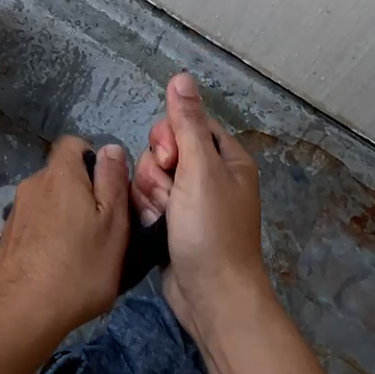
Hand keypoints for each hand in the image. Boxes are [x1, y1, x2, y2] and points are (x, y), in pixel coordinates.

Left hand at [0, 136, 130, 342]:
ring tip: (83, 253)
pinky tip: (59, 266)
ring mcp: (17, 210)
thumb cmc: (78, 267)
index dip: (94, 161)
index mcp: (59, 174)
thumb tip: (111, 148)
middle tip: (103, 229)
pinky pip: (37, 222)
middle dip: (84, 193)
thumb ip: (113, 182)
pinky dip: (50, 235)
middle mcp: (33, 183)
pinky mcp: (8, 235)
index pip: (74, 144)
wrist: (21, 312)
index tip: (109, 192)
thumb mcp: (113, 225)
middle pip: (63, 174)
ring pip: (50, 200)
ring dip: (67, 216)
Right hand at [129, 73, 270, 343]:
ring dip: (151, 192)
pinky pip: (148, 198)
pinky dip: (148, 210)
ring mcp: (191, 200)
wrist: (211, 297)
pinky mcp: (173, 221)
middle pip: (164, 147)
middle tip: (169, 192)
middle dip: (157, 169)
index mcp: (227, 158)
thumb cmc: (212, 231)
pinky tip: (155, 226)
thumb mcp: (200, 170)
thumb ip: (187, 123)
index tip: (172, 160)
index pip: (186, 123)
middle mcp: (210, 175)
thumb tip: (182, 76)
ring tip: (163, 216)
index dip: (171, 137)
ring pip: (151, 173)